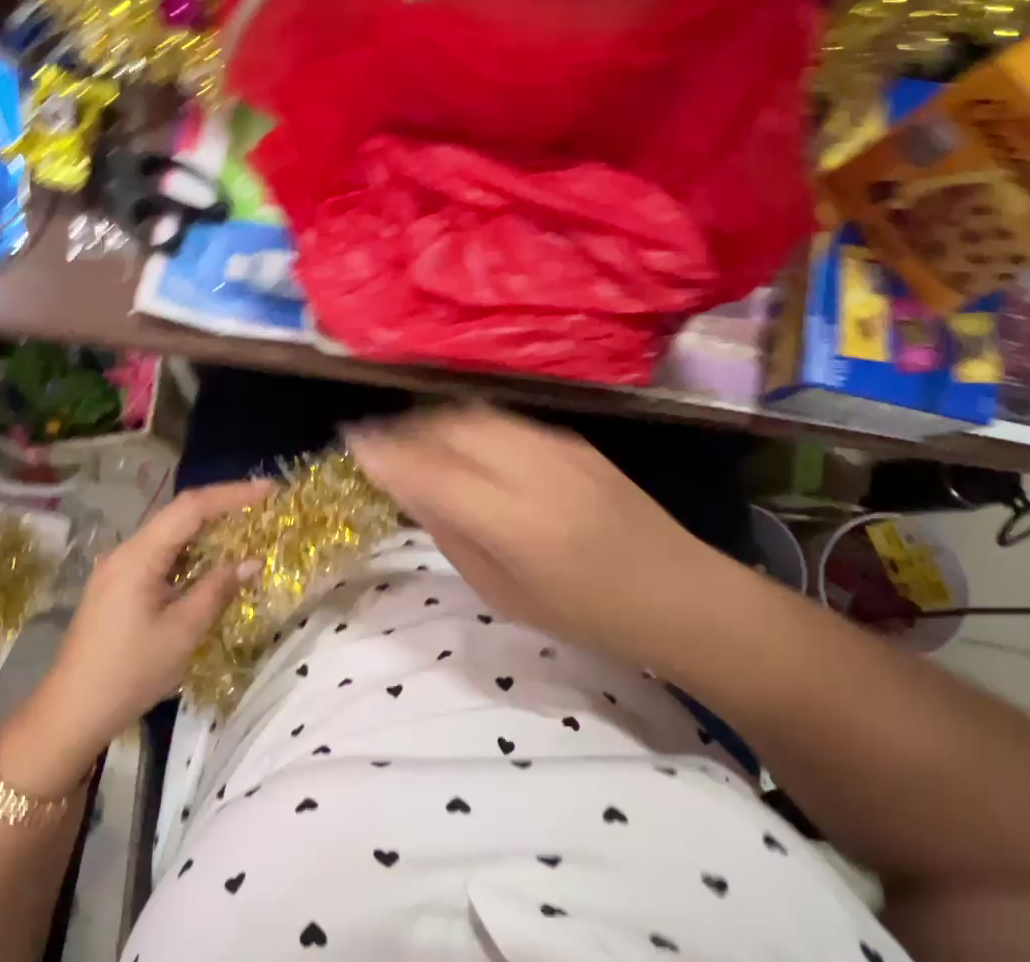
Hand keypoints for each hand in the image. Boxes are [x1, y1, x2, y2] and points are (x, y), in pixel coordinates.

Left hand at [0, 480, 273, 795]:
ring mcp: (118, 570)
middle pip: (178, 517)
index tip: (269, 490)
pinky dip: (190, 556)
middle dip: (222, 509)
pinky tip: (212, 567)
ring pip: (169, 538)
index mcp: (138, 556)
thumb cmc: (130, 671)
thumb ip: (217, 590)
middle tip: (264, 509)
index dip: (232, 494)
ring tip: (246, 533)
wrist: (73, 711)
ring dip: (207, 533)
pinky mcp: (118, 589)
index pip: (190, 508)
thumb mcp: (183, 631)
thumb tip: (251, 561)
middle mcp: (125, 552)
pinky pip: (160, 559)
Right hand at [345, 406, 740, 663]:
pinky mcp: (572, 440)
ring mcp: (557, 447)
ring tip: (410, 439)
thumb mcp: (503, 593)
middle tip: (376, 443)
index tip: (351, 443)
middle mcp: (533, 469)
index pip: (430, 470)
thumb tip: (410, 490)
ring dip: (433, 422)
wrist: (679, 594)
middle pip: (449, 427)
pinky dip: (466, 425)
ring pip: (475, 414)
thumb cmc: (586, 614)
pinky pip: (503, 420)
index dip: (384, 453)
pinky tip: (459, 444)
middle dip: (404, 430)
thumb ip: (452, 534)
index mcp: (513, 521)